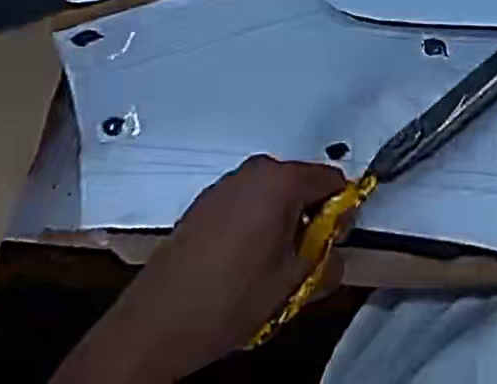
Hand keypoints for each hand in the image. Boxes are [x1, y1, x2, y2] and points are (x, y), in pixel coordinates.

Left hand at [51, 155, 346, 383]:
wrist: (156, 325)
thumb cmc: (227, 300)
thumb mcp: (293, 286)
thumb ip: (331, 262)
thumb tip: (337, 253)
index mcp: (281, 181)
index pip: (334, 181)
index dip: (340, 213)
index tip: (331, 244)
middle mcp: (255, 171)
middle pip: (302, 184)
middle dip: (310, 218)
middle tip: (300, 260)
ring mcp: (227, 183)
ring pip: (274, 194)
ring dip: (282, 222)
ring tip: (268, 266)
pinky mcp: (206, 200)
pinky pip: (247, 201)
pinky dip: (255, 223)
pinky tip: (241, 262)